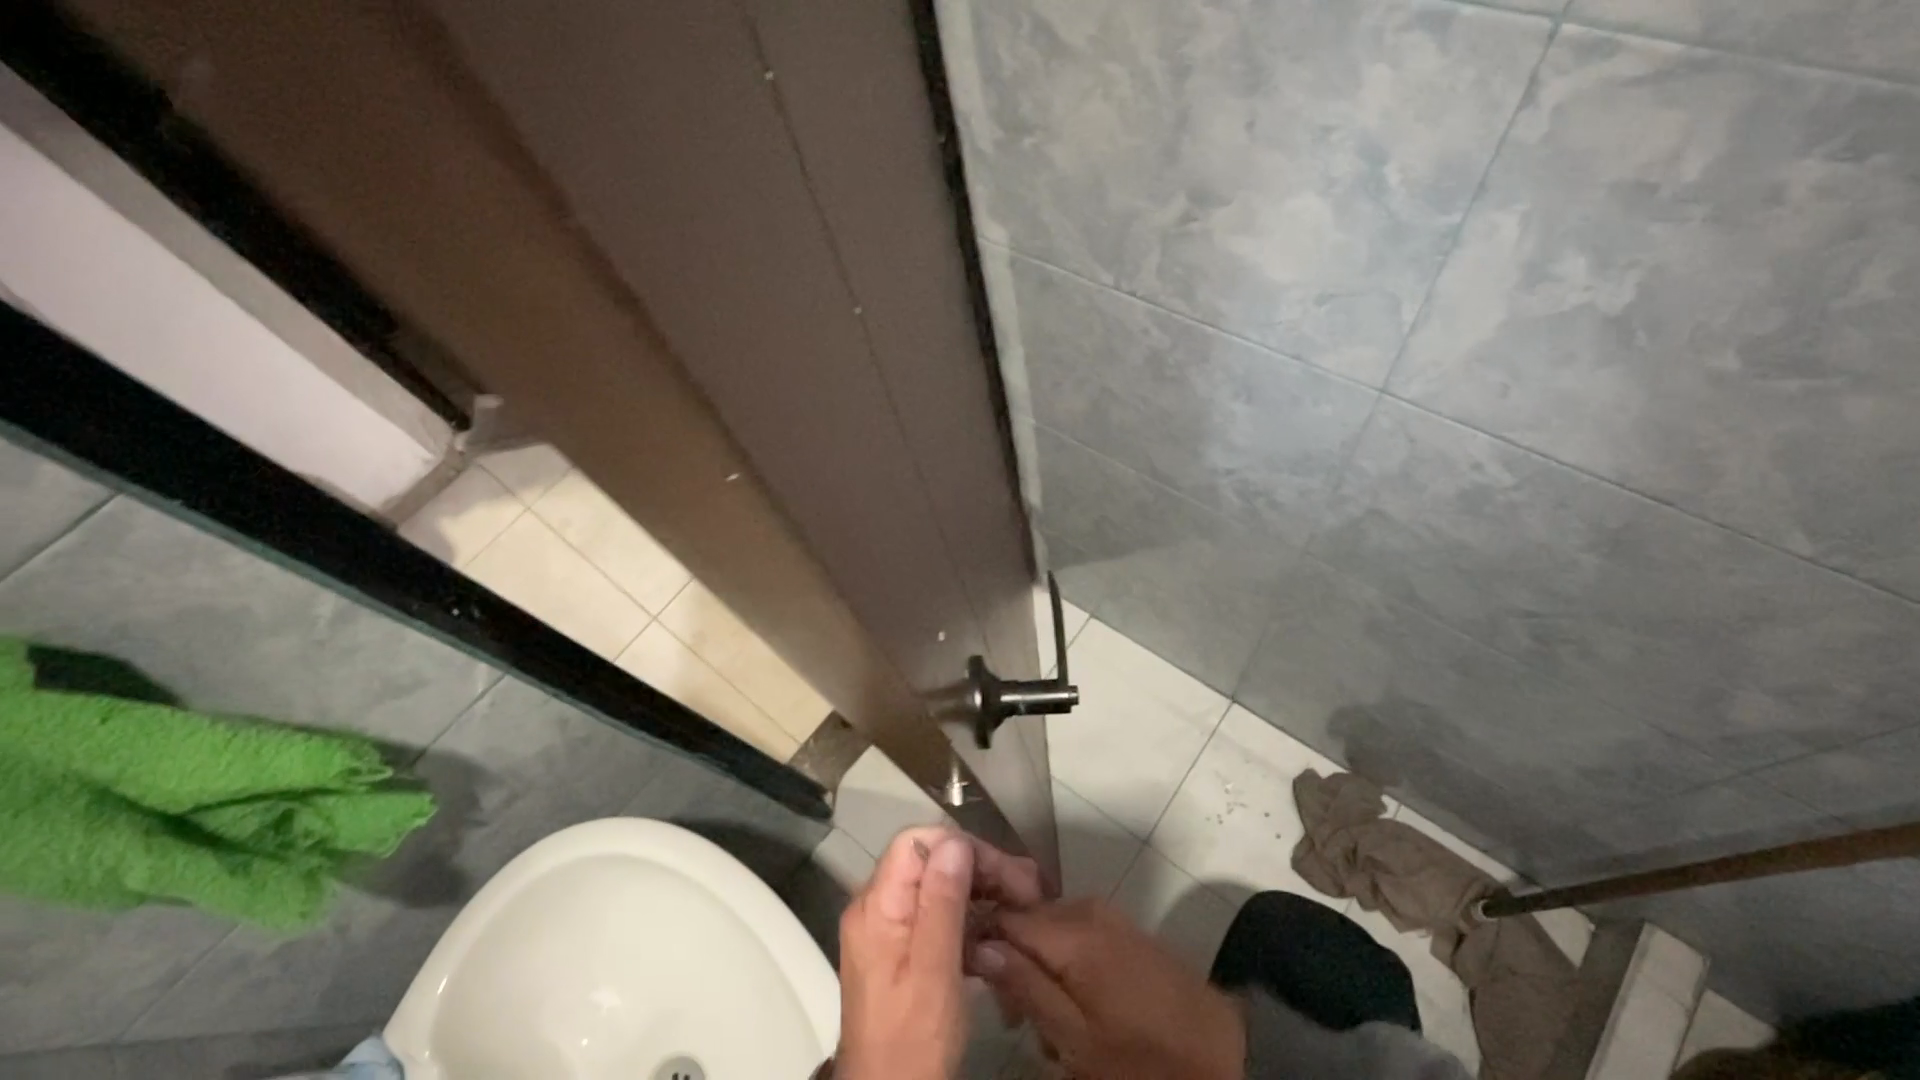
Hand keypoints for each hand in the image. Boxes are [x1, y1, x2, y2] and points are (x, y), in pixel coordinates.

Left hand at [834, 827, 1044, 1079]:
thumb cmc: (913, 1040)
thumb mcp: (934, 971)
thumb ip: (941, 903)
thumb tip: (955, 843)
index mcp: (877, 906)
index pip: (916, 842)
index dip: (962, 846)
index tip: (1003, 872)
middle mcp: (876, 907)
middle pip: (928, 860)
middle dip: (978, 866)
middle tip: (1025, 891)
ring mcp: (887, 928)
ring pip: (935, 884)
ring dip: (978, 888)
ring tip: (1020, 904)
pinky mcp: (901, 948)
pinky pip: (935, 912)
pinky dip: (967, 913)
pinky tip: (996, 928)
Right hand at [974, 899, 1246, 1079]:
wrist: (1222, 1057)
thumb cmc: (1140, 1057)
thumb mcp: (1074, 1037)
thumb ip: (1024, 985)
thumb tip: (979, 945)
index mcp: (1072, 931)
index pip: (1004, 917)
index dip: (982, 945)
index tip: (977, 984)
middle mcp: (1089, 909)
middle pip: (1027, 922)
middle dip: (1014, 963)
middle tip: (1017, 1020)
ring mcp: (1113, 917)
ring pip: (1053, 931)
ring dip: (1042, 969)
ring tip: (1051, 1022)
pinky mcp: (1130, 931)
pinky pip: (1081, 935)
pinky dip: (1069, 965)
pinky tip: (1079, 1006)